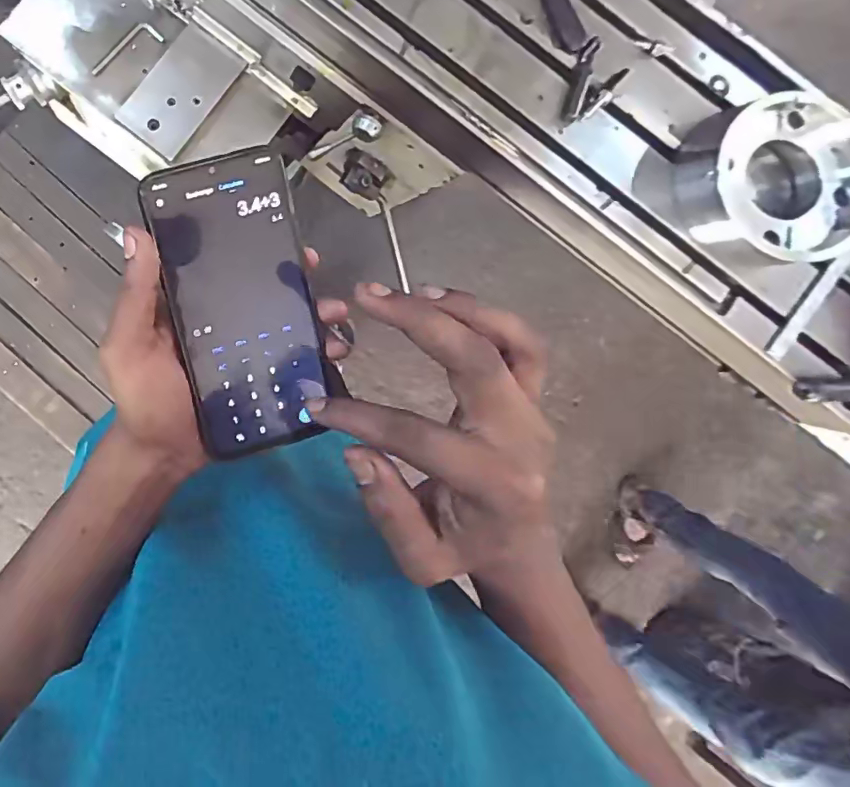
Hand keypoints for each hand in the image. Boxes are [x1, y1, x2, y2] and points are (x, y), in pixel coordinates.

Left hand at [100, 231, 348, 477]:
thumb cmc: (141, 394)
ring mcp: (243, 348)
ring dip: (313, 310)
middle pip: (261, 289)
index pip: (219, 264)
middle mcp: (219, 320)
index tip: (274, 231)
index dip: (245, 244)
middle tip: (315, 268)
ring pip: (284, 320)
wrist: (164, 454)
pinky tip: (334, 348)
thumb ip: (135, 294)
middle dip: (293, 276)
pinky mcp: (261, 375)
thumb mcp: (127, 342)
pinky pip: (292, 356)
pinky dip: (316, 349)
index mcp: (187, 303)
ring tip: (334, 314)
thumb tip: (136, 233)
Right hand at [304, 283, 554, 585]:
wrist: (520, 548)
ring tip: (407, 292)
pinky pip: (523, 344)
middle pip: (476, 360)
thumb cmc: (465, 550)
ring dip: (458, 307)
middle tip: (365, 296)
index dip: (361, 417)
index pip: (417, 435)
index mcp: (490, 480)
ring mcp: (532, 410)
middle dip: (418, 321)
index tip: (317, 405)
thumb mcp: (419, 557)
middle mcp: (519, 436)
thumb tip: (356, 452)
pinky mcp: (532, 396)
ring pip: (512, 340)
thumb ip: (388, 510)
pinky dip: (487, 315)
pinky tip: (442, 301)